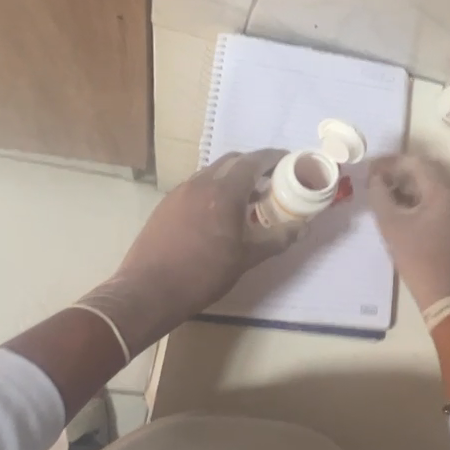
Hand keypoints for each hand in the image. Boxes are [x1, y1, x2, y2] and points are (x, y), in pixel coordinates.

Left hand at [89, 149, 298, 326]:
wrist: (147, 292)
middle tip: (271, 180)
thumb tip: (302, 227)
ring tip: (248, 199)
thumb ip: (277, 238)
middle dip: (254, 165)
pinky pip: (197, 186)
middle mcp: (201, 183)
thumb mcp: (247, 258)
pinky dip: (215, 189)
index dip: (274, 157)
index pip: (254, 161)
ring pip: (213, 172)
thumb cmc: (203, 274)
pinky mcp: (166, 205)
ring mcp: (180, 192)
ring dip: (233, 177)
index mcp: (224, 191)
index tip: (289, 160)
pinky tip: (219, 214)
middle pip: (233, 161)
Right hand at [368, 154, 449, 309]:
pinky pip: (438, 198)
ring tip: (384, 192)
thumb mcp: (392, 225)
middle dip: (399, 171)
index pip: (415, 162)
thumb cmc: (419, 258)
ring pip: (433, 184)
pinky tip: (401, 206)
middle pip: (426, 170)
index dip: (390, 163)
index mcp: (444, 190)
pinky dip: (419, 197)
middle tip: (375, 179)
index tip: (369, 170)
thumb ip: (380, 196)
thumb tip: (375, 179)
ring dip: (409, 184)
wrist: (449, 294)